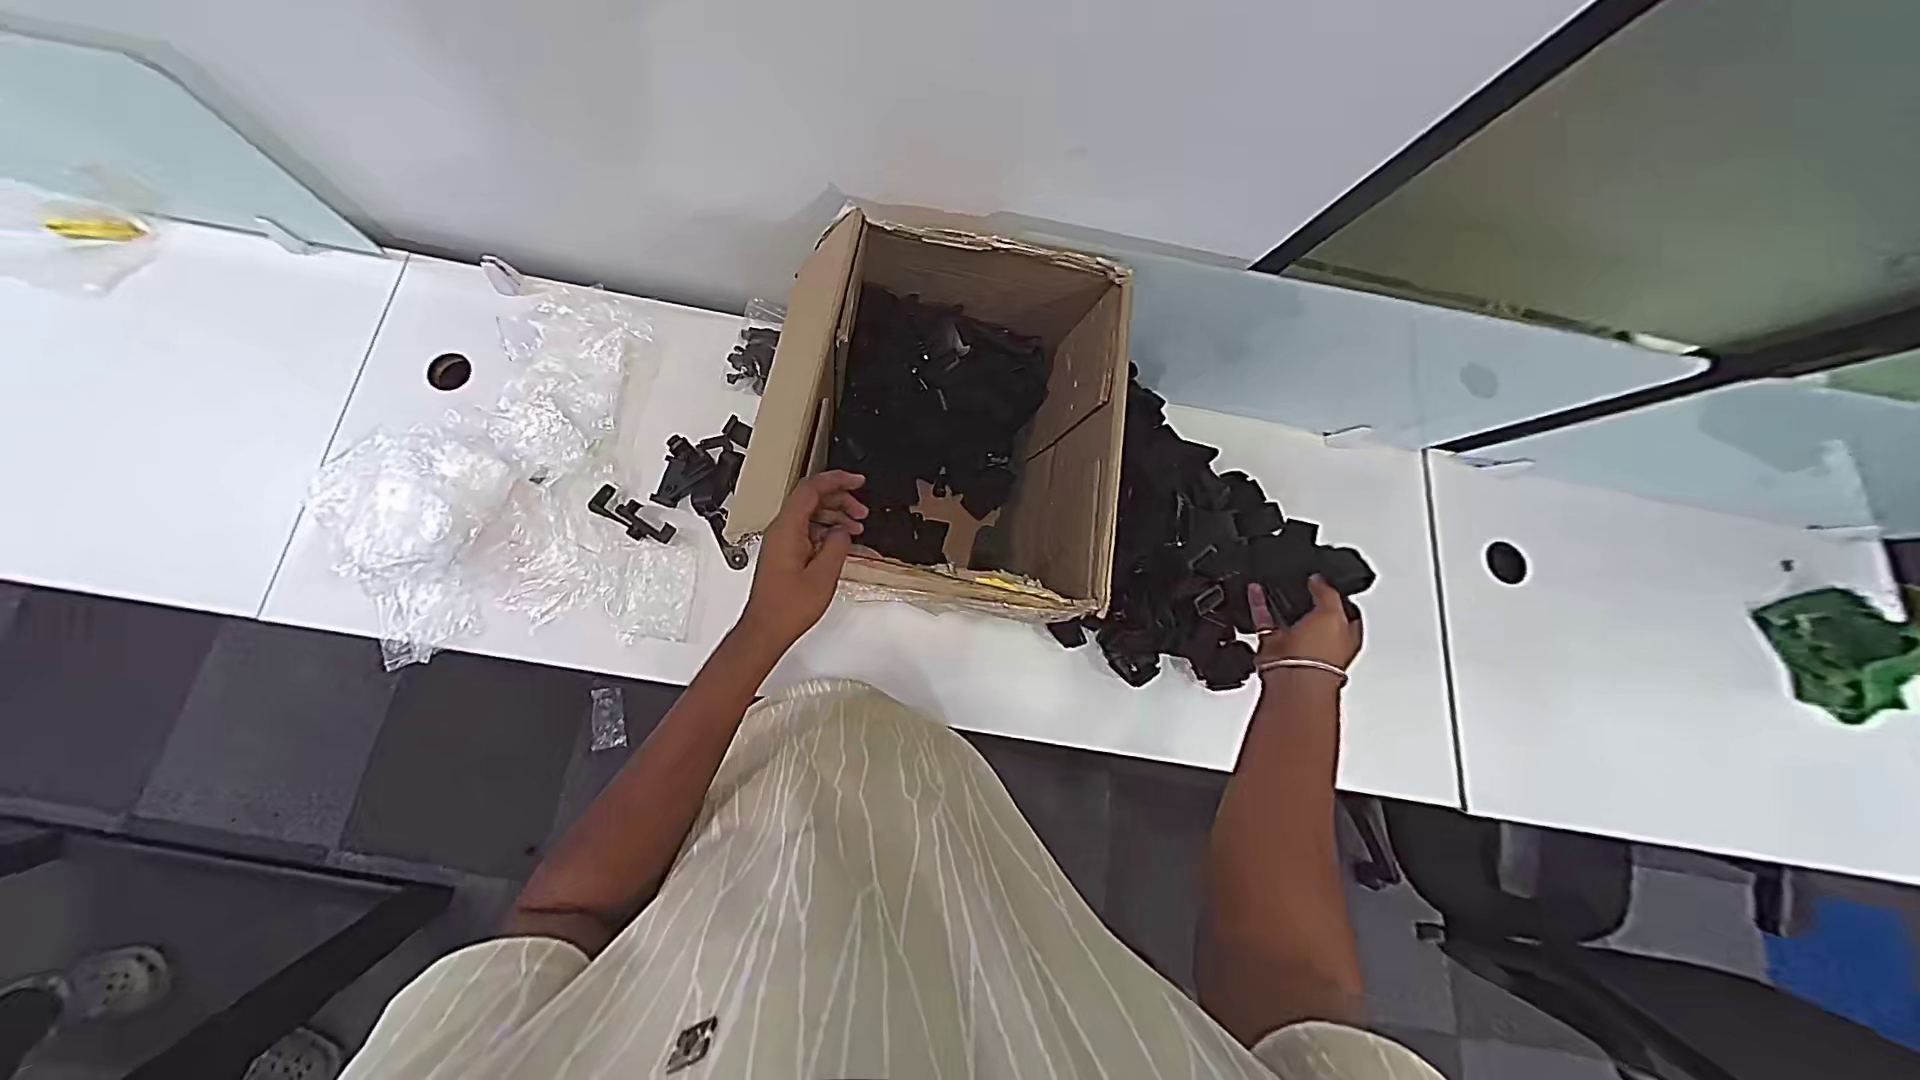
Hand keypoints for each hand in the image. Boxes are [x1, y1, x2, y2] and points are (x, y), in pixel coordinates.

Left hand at [737, 470, 867, 648]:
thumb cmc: (786, 608)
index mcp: (787, 529)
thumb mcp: (824, 575)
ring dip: (835, 515)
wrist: (766, 628)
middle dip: (840, 499)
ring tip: (855, 527)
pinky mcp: (784, 552)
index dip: (836, 480)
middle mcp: (781, 531)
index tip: (856, 480)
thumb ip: (837, 545)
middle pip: (811, 499)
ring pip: (810, 514)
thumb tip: (843, 531)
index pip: (811, 489)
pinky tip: (841, 542)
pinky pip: (806, 530)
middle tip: (861, 509)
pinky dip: (826, 530)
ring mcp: (781, 541)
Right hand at [1250, 576, 1361, 670]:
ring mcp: (1296, 642)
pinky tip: (1256, 590)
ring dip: (1281, 599)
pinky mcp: (1273, 643)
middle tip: (1300, 580)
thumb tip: (1319, 579)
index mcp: (1345, 634)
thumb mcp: (1333, 613)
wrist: (1292, 676)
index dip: (1338, 594)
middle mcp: (1321, 639)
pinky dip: (1259, 604)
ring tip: (1277, 580)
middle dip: (1307, 597)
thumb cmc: (1320, 655)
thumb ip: (1327, 593)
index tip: (1327, 581)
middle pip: (1314, 613)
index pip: (1346, 610)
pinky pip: (1264, 618)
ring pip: (1287, 614)